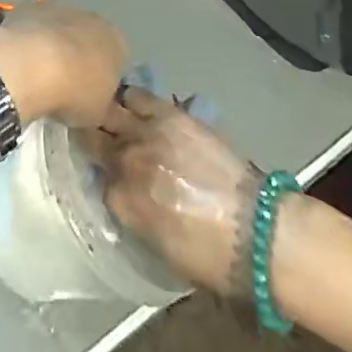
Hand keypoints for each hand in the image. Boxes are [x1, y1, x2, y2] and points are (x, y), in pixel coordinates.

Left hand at [0, 4, 125, 126]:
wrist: (31, 64)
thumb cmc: (74, 91)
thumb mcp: (99, 113)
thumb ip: (105, 106)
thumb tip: (102, 106)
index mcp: (116, 41)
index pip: (118, 59)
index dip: (104, 79)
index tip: (91, 96)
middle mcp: (91, 18)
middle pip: (88, 39)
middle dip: (78, 58)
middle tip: (64, 86)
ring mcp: (58, 9)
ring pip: (60, 30)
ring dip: (52, 47)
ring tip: (38, 75)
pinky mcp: (29, 7)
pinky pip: (34, 27)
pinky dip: (29, 40)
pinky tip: (21, 60)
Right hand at [89, 87, 261, 293]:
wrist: (259, 232)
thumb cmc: (213, 256)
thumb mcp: (159, 246)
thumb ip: (132, 213)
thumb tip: (124, 195)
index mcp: (121, 201)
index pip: (95, 180)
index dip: (102, 177)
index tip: (106, 176)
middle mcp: (125, 162)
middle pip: (92, 138)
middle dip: (93, 139)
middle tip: (100, 141)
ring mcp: (145, 134)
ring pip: (106, 109)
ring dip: (107, 114)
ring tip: (113, 117)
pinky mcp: (168, 114)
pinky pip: (135, 95)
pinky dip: (129, 97)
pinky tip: (132, 104)